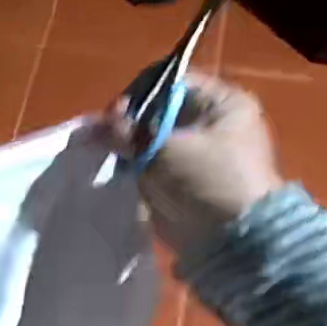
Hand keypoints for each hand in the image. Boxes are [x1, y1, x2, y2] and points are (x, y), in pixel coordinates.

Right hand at [105, 73, 283, 253]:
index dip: (138, 96)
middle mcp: (212, 125)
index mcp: (222, 104)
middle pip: (158, 114)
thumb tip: (95, 126)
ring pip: (151, 144)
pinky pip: (151, 170)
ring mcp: (197, 158)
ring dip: (128, 152)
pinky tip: (116, 177)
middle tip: (103, 142)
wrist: (231, 242)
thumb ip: (129, 134)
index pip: (171, 83)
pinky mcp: (183, 186)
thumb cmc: (208, 182)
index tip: (112, 118)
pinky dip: (133, 173)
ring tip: (107, 161)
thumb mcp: (166, 151)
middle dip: (128, 126)